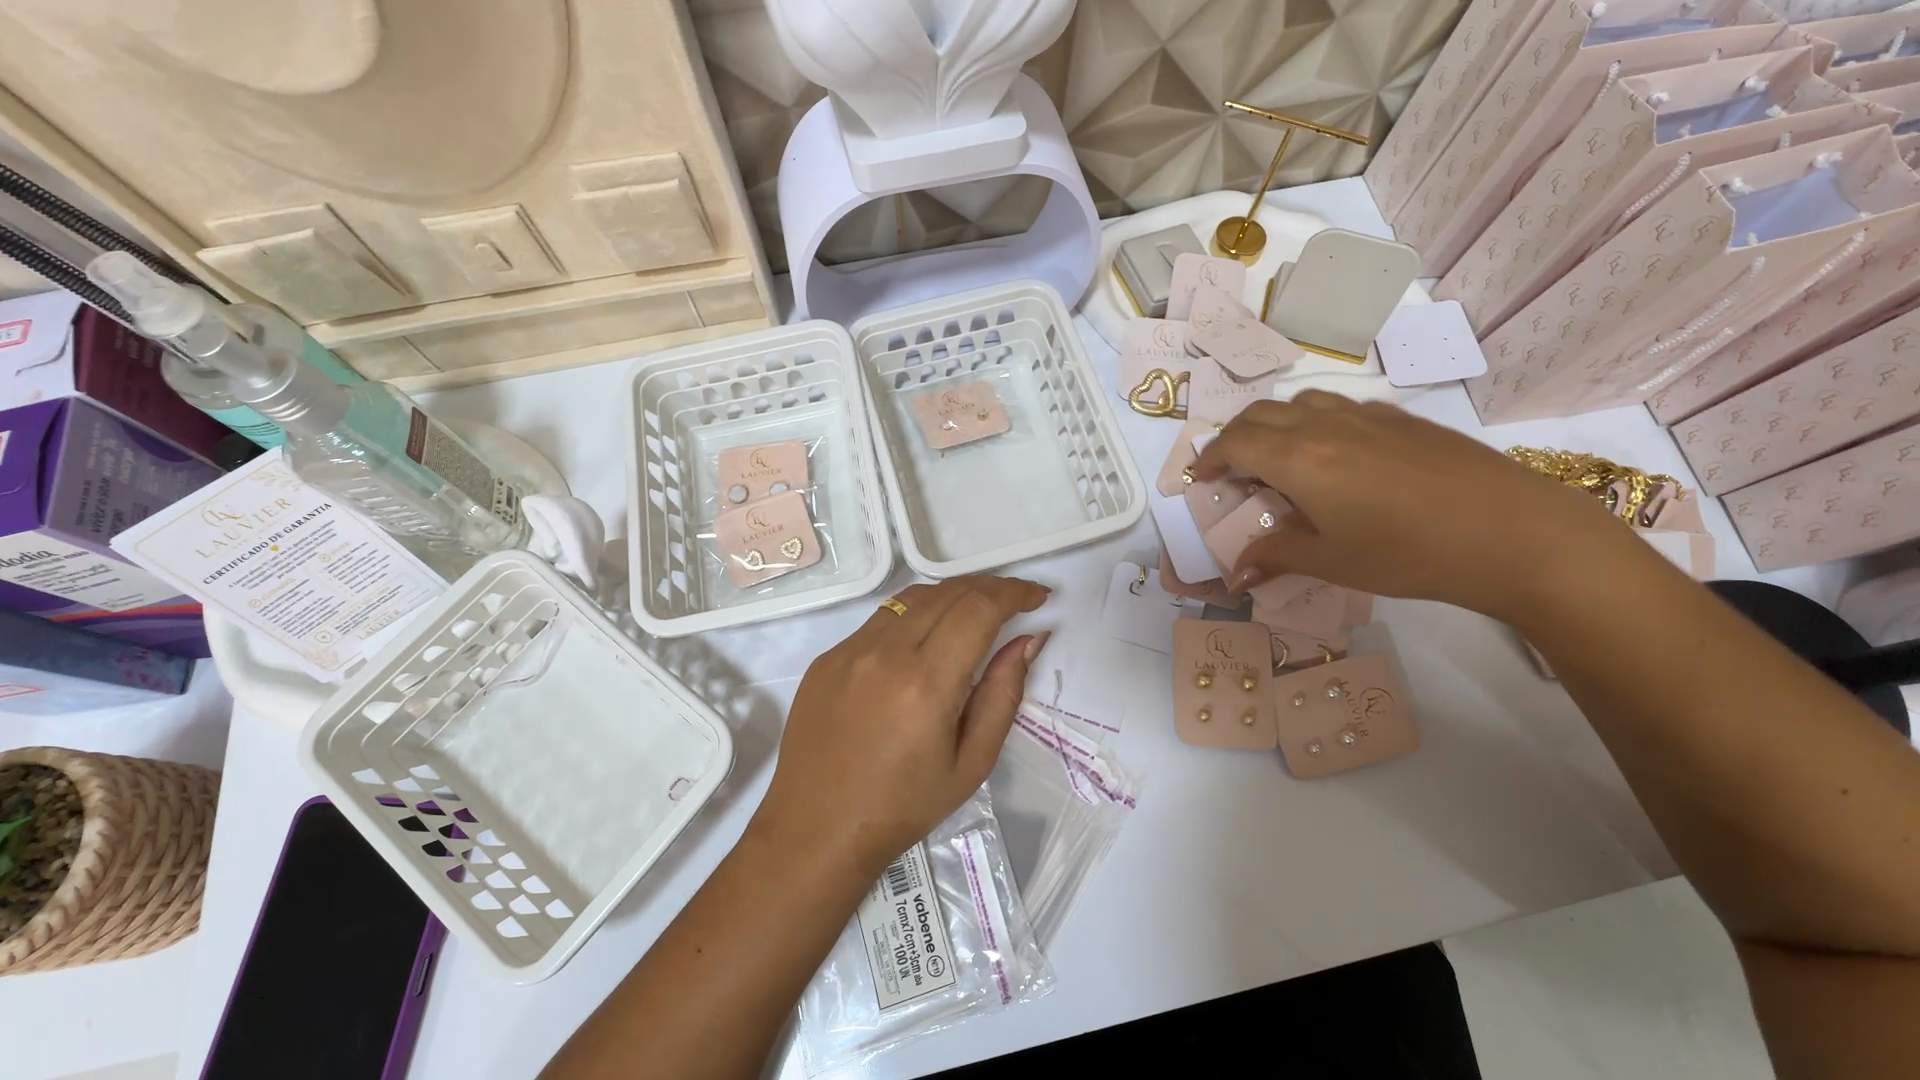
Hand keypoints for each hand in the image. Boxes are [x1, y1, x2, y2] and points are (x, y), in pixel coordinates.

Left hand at [754, 576, 1050, 874]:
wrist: (817, 829)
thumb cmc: (903, 807)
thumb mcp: (971, 762)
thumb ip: (1003, 694)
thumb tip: (1027, 641)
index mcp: (925, 683)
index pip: (979, 608)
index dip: (1014, 593)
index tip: (1038, 598)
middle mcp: (884, 654)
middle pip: (947, 593)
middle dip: (989, 588)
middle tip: (1016, 603)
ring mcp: (848, 652)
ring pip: (911, 599)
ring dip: (952, 596)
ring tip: (976, 614)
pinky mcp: (827, 659)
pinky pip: (879, 621)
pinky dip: (914, 617)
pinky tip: (925, 641)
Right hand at [1192, 392, 1641, 621]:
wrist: (1512, 532)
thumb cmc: (1408, 553)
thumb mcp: (1332, 562)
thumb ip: (1277, 557)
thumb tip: (1236, 575)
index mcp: (1298, 456)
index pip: (1235, 441)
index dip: (1212, 458)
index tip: (1204, 480)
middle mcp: (1325, 423)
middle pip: (1262, 413)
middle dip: (1237, 437)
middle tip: (1234, 470)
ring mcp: (1368, 415)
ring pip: (1303, 402)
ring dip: (1277, 425)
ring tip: (1281, 461)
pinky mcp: (1404, 420)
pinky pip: (1342, 408)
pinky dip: (1318, 424)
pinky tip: (1339, 460)